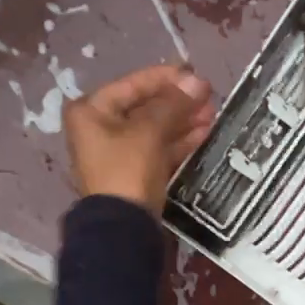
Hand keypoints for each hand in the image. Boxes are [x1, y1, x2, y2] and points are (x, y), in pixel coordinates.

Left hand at [63, 64, 216, 215]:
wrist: (123, 229)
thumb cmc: (127, 171)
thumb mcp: (149, 132)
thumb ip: (173, 105)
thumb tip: (197, 81)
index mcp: (92, 111)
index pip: (133, 85)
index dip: (166, 79)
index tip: (195, 76)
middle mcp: (100, 129)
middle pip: (145, 108)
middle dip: (178, 104)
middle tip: (208, 99)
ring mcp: (118, 155)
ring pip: (155, 131)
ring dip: (183, 123)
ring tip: (212, 117)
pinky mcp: (135, 176)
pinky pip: (158, 152)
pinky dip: (179, 144)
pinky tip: (202, 136)